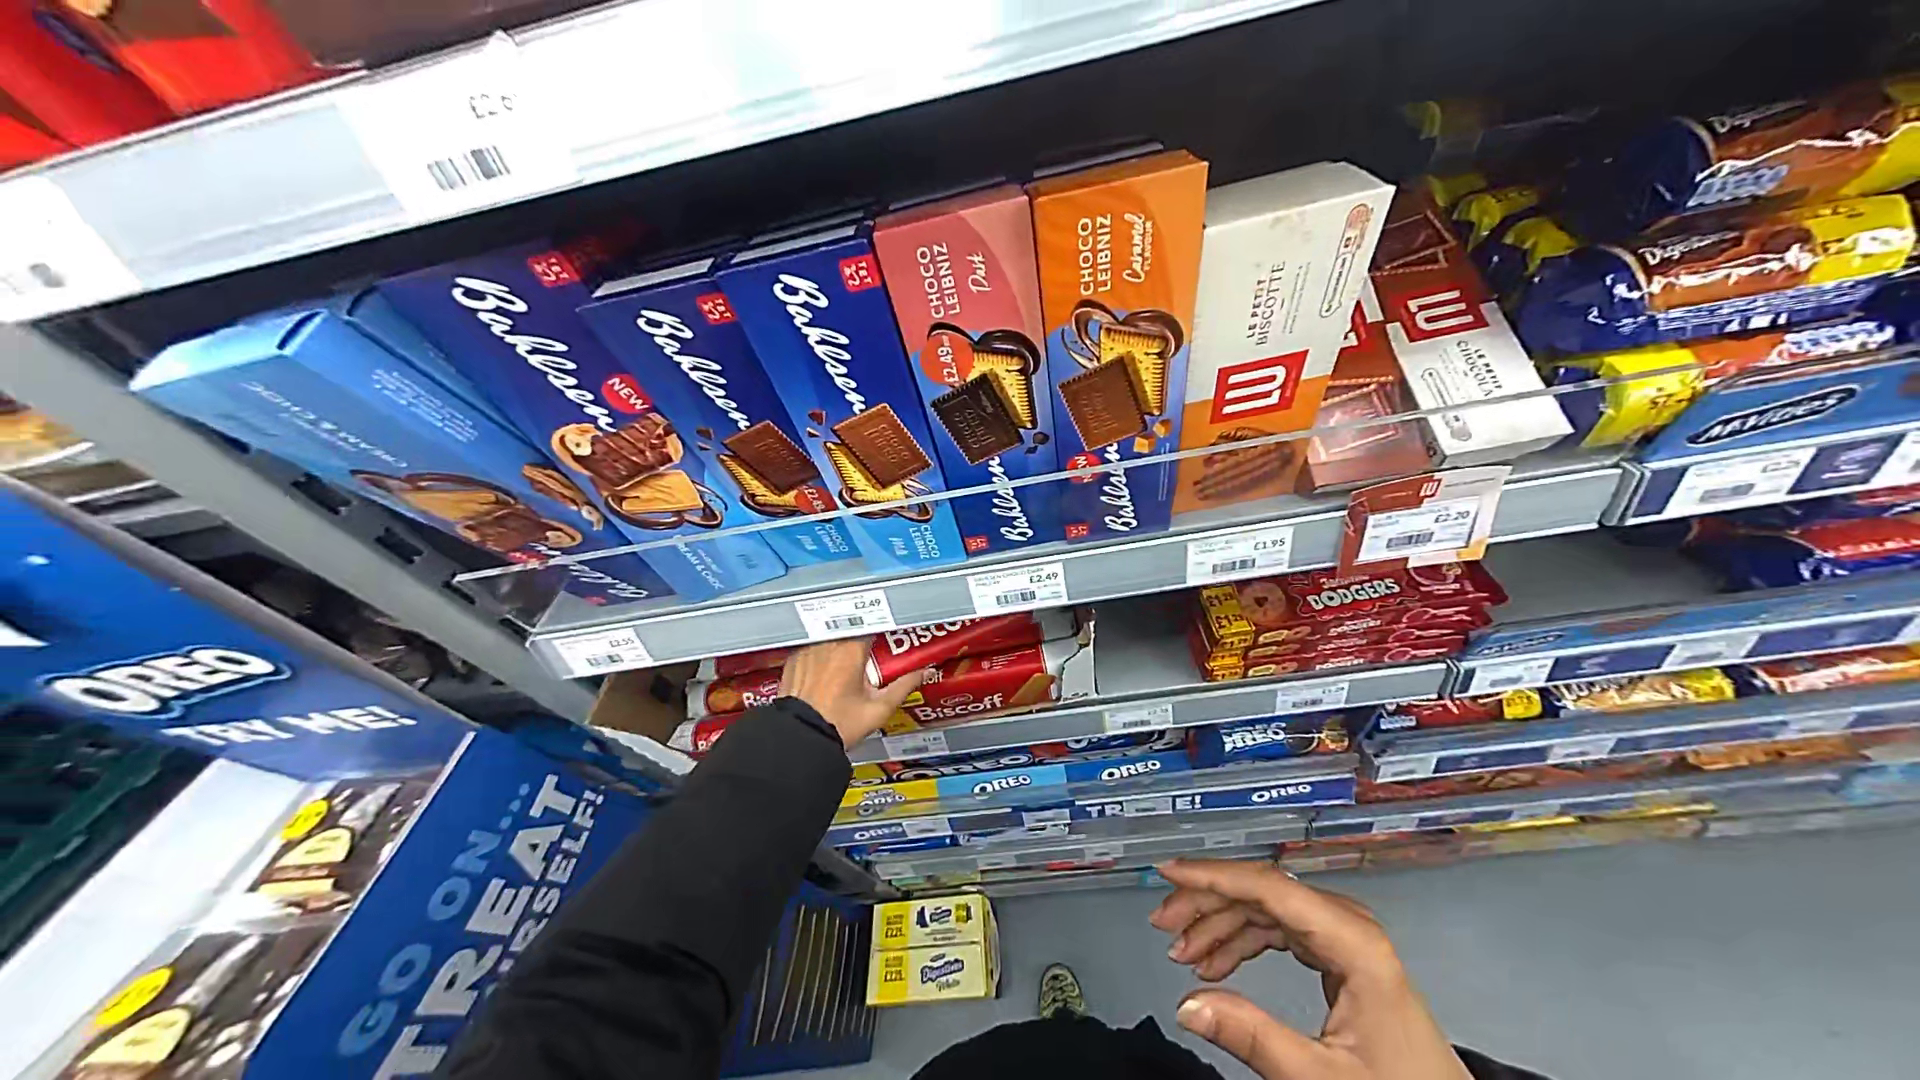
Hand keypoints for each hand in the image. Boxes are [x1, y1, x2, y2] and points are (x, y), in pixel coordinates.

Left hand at [778, 638, 927, 748]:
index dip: (880, 629)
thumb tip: (923, 673)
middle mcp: (827, 644)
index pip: (871, 624)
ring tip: (845, 665)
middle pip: (850, 629)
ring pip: (829, 637)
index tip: (886, 637)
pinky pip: (811, 648)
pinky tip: (825, 672)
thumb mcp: (879, 708)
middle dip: (860, 640)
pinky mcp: (793, 660)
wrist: (801, 738)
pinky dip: (819, 655)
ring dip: (838, 645)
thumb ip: (904, 685)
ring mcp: (807, 650)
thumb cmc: (836, 725)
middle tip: (868, 655)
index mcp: (850, 649)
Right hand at [1150, 859, 1469, 1079]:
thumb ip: (1251, 1036)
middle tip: (1162, 926)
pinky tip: (1214, 965)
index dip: (1213, 876)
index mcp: (1352, 941)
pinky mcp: (1338, 954)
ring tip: (1182, 954)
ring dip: (1219, 927)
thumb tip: (1183, 1004)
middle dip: (1207, 905)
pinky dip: (1241, 943)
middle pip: (1261, 894)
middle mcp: (1346, 924)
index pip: (1268, 888)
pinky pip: (1277, 932)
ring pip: (1264, 911)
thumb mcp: (1320, 1076)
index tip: (1167, 872)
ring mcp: (1342, 936)